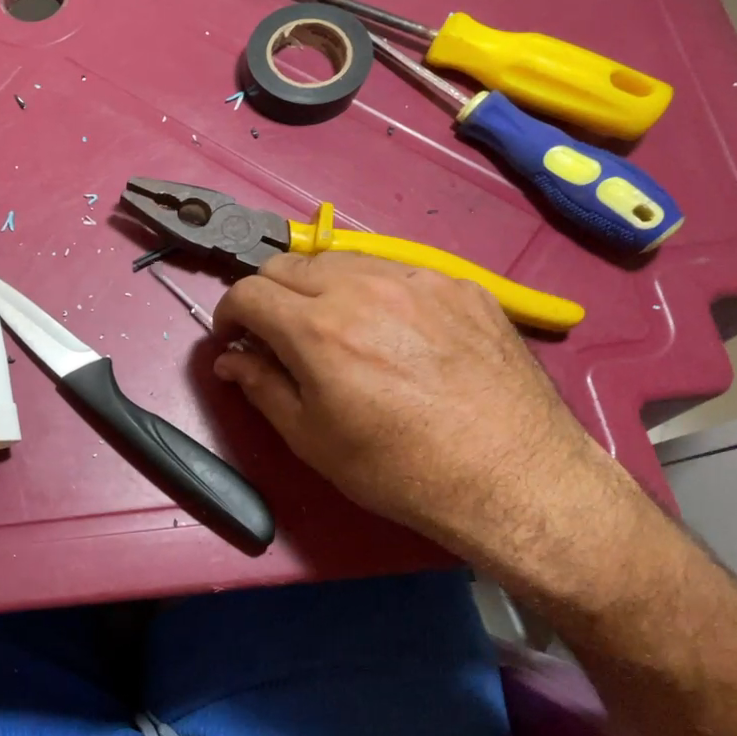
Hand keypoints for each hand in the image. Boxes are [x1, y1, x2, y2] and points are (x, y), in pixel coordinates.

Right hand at [210, 252, 631, 562]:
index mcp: (317, 329)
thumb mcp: (310, 438)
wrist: (509, 477)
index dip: (227, 314)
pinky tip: (387, 329)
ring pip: (342, 258)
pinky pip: (397, 270)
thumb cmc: (396, 469)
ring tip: (329, 326)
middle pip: (288, 264)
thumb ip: (261, 387)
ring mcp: (418, 280)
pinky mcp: (460, 286)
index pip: (248, 292)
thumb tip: (229, 360)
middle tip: (273, 334)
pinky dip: (372, 289)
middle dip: (266, 294)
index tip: (232, 339)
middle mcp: (363, 289)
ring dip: (316, 286)